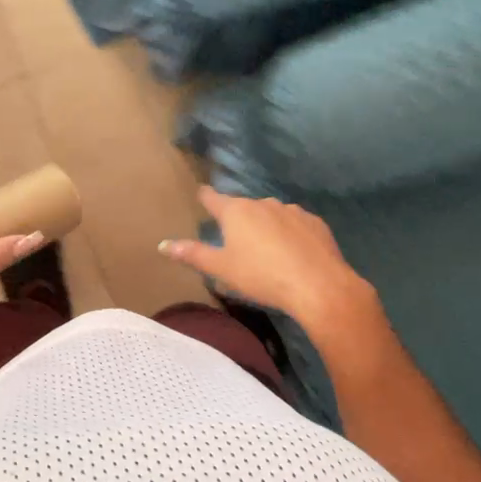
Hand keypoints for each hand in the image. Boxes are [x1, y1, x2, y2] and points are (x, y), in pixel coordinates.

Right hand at [160, 189, 384, 337]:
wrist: (319, 285)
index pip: (212, 197)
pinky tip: (295, 254)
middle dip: (239, 220)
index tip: (202, 196)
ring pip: (271, 214)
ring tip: (269, 252)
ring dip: (267, 227)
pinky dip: (291, 234)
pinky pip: (296, 224)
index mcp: (235, 211)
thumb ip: (192, 254)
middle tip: (238, 243)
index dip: (205, 197)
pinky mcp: (315, 222)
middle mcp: (262, 203)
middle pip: (243, 207)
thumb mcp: (221, 269)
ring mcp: (291, 210)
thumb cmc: (262, 276)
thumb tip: (162, 244)